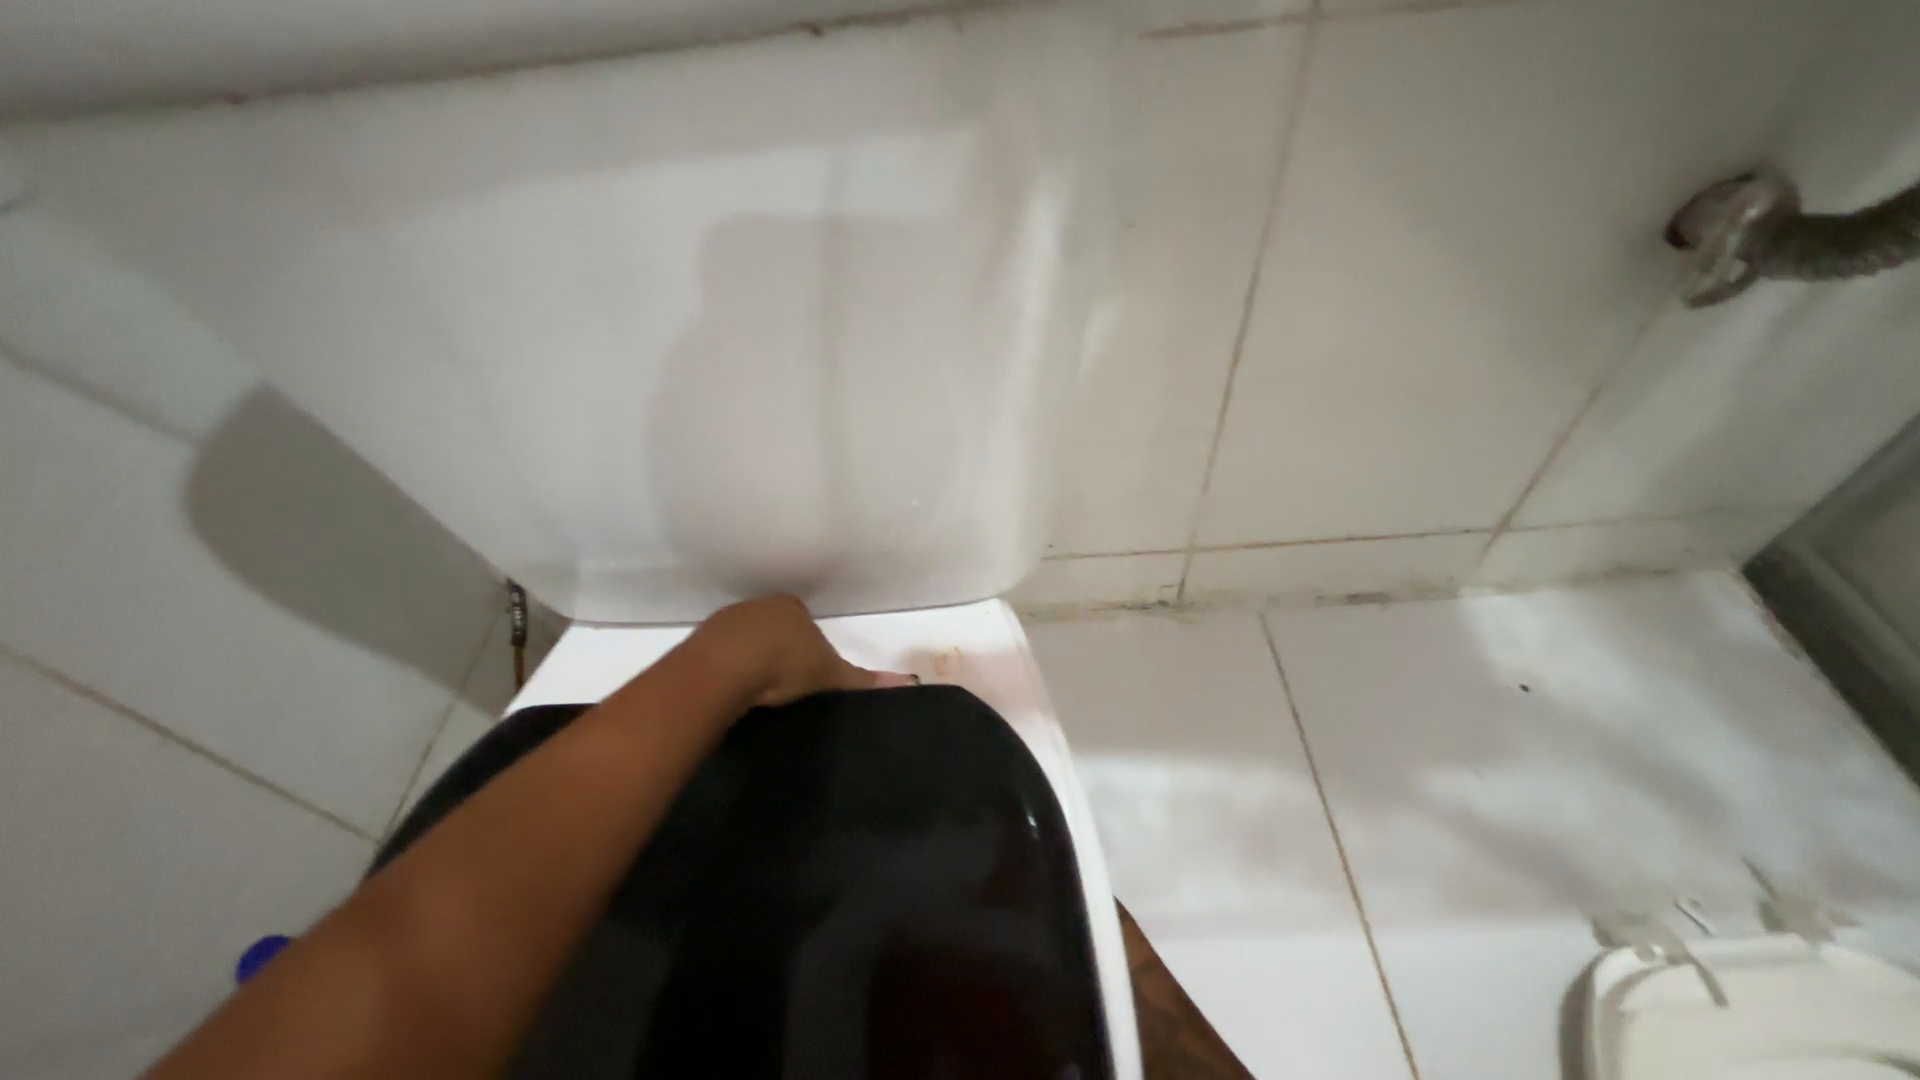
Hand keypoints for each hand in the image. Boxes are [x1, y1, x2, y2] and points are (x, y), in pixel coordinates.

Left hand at [689, 594, 916, 707]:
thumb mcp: (830, 674)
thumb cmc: (784, 663)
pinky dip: (728, 665)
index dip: (808, 641)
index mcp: (792, 607)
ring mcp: (728, 620)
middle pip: (774, 624)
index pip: (804, 618)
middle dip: (779, 646)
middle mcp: (760, 605)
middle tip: (785, 680)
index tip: (808, 668)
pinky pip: (721, 651)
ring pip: (745, 636)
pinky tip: (734, 687)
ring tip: (759, 688)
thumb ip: (862, 679)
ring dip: (750, 655)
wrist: (724, 668)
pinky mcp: (703, 639)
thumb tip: (907, 682)